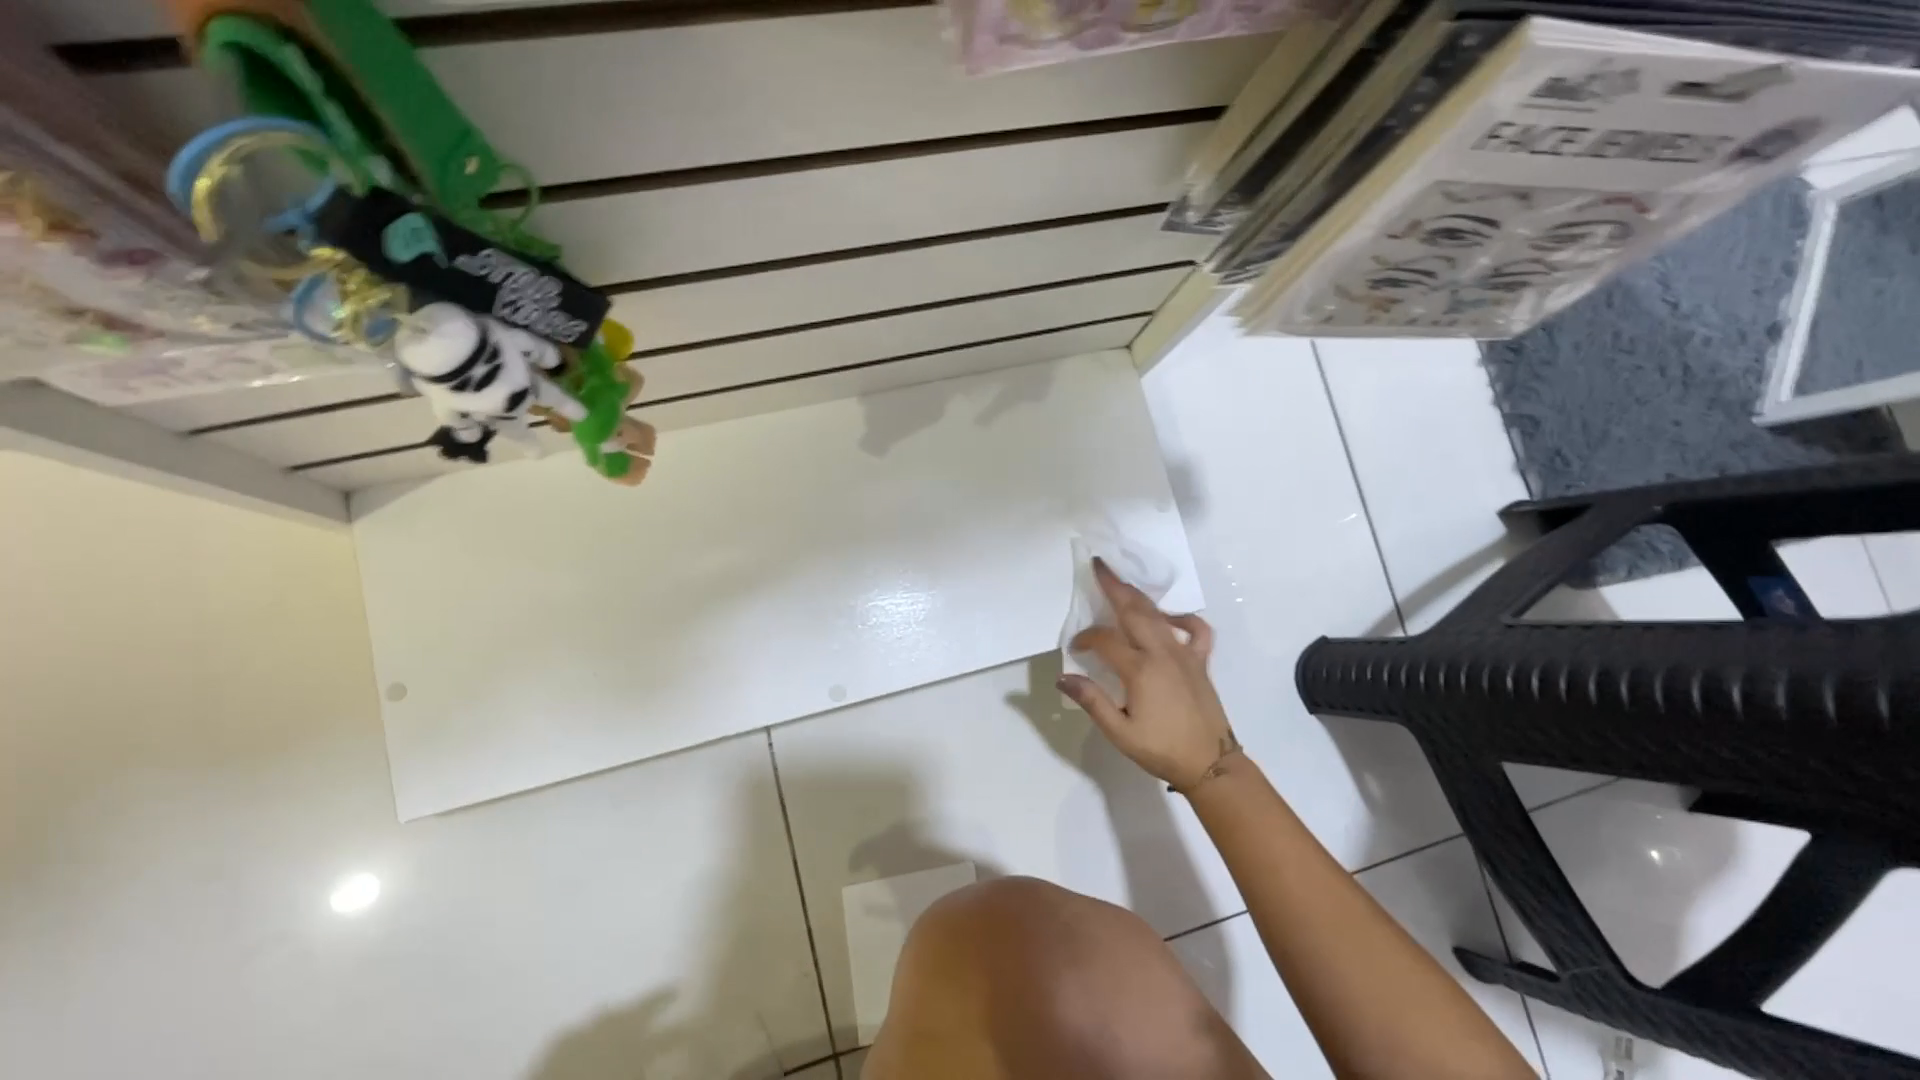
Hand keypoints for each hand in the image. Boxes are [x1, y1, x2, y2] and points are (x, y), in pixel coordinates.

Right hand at [1058, 558, 1239, 791]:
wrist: (1209, 763)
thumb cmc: (1161, 749)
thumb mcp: (1119, 732)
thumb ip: (1092, 701)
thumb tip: (1063, 676)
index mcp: (1140, 670)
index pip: (1105, 640)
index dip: (1086, 639)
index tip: (1075, 648)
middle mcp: (1163, 653)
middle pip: (1134, 610)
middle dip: (1114, 586)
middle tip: (1098, 566)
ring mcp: (1185, 654)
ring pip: (1159, 614)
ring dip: (1139, 596)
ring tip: (1122, 583)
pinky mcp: (1200, 661)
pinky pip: (1196, 629)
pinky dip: (1182, 617)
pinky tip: (1169, 617)